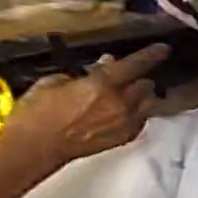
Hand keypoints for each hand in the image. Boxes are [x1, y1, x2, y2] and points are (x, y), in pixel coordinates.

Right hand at [0, 44, 170, 171]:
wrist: (34, 148)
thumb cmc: (37, 113)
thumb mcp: (54, 82)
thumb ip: (87, 72)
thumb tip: (106, 63)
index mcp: (102, 85)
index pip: (136, 64)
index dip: (152, 54)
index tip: (163, 49)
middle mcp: (121, 103)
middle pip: (146, 84)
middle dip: (138, 78)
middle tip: (125, 78)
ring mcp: (127, 122)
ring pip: (149, 102)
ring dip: (141, 96)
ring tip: (125, 95)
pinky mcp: (126, 137)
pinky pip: (142, 119)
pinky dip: (137, 112)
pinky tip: (122, 111)